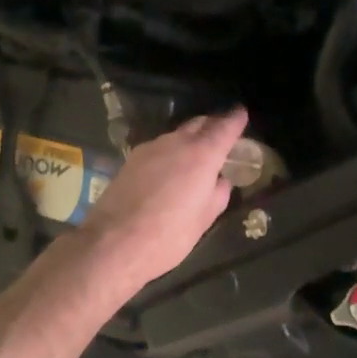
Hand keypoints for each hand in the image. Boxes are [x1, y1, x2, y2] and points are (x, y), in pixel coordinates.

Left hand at [79, 107, 248, 289]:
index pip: (224, 128)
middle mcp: (176, 143)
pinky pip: (158, 149)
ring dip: (189, 140)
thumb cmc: (169, 236)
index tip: (241, 114)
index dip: (235, 120)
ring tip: (196, 155)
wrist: (115, 243)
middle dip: (212, 125)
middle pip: (198, 124)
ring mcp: (150, 149)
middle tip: (222, 134)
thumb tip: (220, 181)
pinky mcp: (130, 160)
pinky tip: (170, 169)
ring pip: (176, 136)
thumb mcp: (203, 220)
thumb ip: (217, 195)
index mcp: (202, 156)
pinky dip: (170, 152)